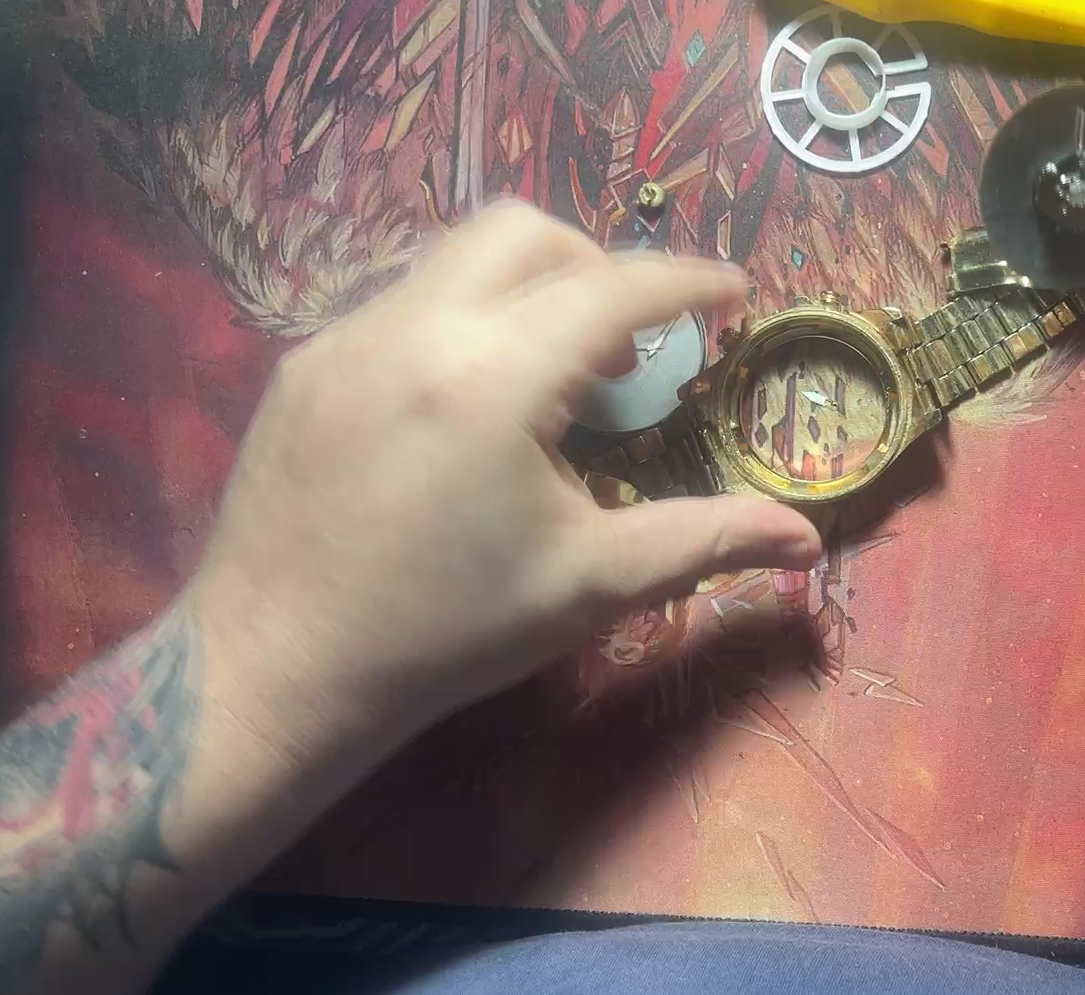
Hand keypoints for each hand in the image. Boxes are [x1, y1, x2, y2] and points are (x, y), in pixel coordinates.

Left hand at [185, 201, 820, 765]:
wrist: (275, 673)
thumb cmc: (454, 630)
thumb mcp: (599, 582)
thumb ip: (713, 541)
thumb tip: (809, 540)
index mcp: (492, 381)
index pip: (611, 289)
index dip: (687, 281)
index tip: (735, 289)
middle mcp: (412, 330)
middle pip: (528, 232)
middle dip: (606, 267)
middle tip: (643, 344)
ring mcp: (345, 338)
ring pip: (463, 254)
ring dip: (543, 287)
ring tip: (574, 373)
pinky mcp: (310, 363)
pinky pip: (416, 298)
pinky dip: (483, 317)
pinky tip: (493, 401)